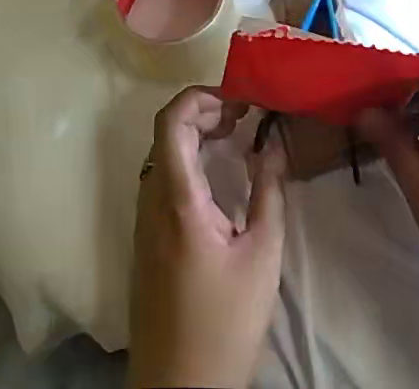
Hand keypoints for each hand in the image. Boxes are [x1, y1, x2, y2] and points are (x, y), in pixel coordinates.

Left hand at [129, 87, 287, 387]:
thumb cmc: (225, 321)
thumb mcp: (262, 253)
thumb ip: (268, 190)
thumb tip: (274, 142)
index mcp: (178, 200)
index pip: (171, 121)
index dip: (202, 97)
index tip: (241, 99)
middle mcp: (152, 202)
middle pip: (167, 132)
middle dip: (206, 110)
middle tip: (246, 114)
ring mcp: (144, 221)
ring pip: (163, 154)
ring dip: (198, 133)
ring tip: (239, 133)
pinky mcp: (148, 239)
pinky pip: (163, 178)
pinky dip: (190, 158)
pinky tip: (220, 171)